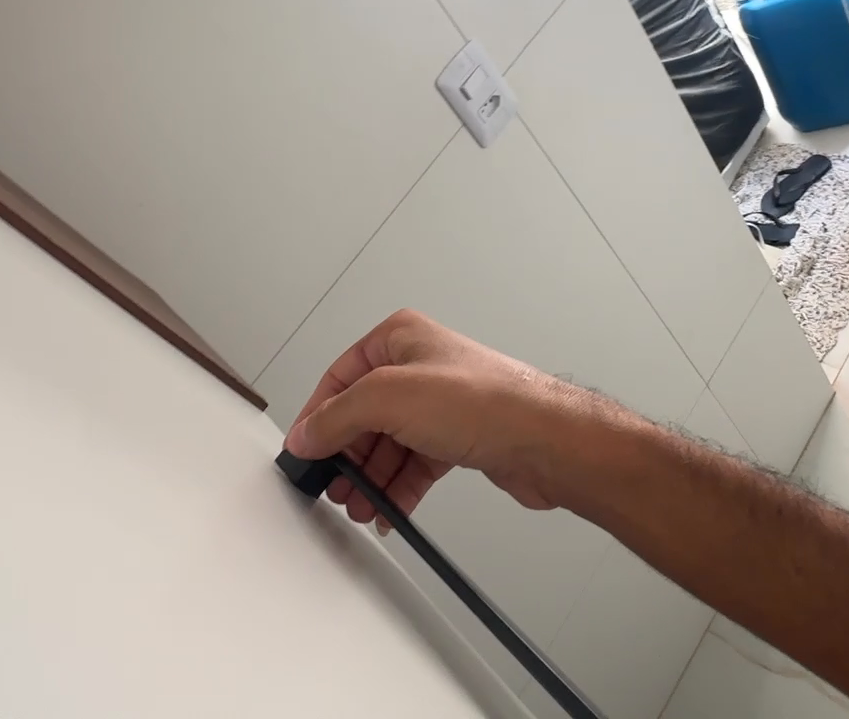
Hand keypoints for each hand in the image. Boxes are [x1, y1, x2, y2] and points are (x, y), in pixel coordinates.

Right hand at [283, 309, 594, 530]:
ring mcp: (440, 402)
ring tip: (359, 505)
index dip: (317, 414)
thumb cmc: (486, 401)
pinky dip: (398, 486)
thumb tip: (306, 433)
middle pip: (363, 412)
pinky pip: (415, 462)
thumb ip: (337, 416)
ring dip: (370, 476)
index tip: (303, 449)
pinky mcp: (457, 436)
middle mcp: (419, 365)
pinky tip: (388, 509)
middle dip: (346, 453)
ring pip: (389, 441)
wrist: (545, 440)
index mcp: (399, 338)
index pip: (340, 375)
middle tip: (332, 486)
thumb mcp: (390, 398)